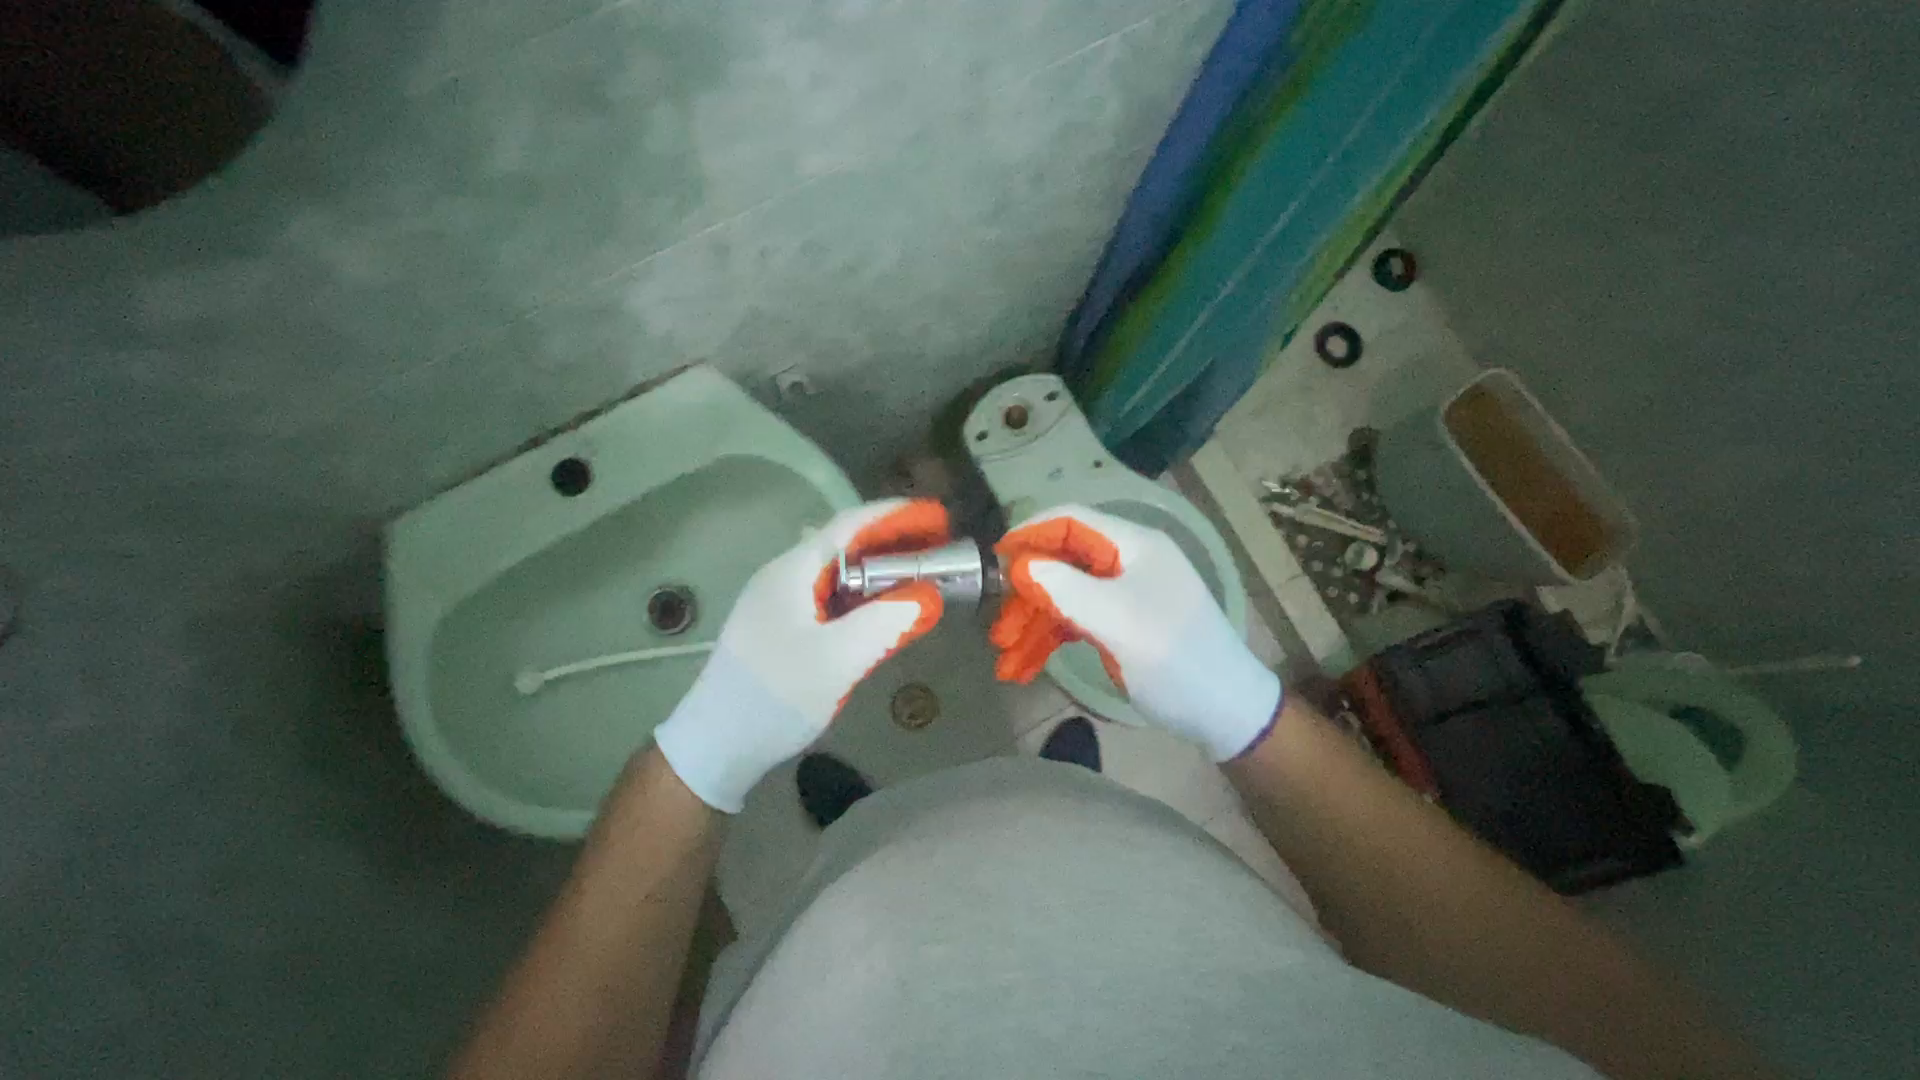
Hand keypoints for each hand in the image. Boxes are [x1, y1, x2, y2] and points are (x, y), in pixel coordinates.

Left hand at [653, 499, 948, 811]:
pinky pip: (832, 602)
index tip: (938, 517)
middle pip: (846, 547)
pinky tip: (886, 612)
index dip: (897, 517)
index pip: (851, 526)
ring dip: (881, 574)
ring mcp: (780, 605)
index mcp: (792, 572)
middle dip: (894, 543)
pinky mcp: (782, 632)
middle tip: (939, 547)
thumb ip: (887, 622)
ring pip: (840, 576)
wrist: (717, 745)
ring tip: (923, 576)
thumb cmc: (775, 696)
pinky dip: (865, 600)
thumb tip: (928, 596)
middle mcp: (784, 578)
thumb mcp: (838, 659)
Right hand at [990, 505, 1279, 761]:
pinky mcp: (1119, 625)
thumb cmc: (1176, 659)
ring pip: (1063, 598)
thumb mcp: (1117, 622)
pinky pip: (1074, 623)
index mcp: (1134, 546)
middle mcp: (1126, 563)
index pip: (1070, 522)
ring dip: (1032, 627)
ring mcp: (1122, 595)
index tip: (993, 562)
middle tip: (997, 633)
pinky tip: (1024, 669)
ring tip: (1005, 664)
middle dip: (1026, 597)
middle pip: (1061, 564)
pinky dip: (1049, 643)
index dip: (1029, 536)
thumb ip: (1065, 589)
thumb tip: (1018, 565)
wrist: (1225, 712)